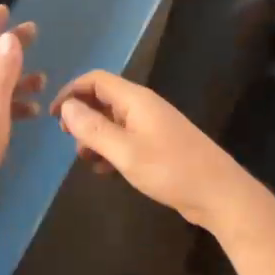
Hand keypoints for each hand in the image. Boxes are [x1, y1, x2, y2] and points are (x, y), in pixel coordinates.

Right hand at [53, 71, 252, 229]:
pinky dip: (110, 148)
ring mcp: (153, 126)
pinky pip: (126, 138)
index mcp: (135, 100)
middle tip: (69, 140)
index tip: (54, 116)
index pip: (95, 80)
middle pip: (103, 99)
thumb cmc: (170, 170)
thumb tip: (66, 107)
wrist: (219, 195)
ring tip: (86, 159)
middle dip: (81, 116)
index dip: (71, 92)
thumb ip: (93, 128)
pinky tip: (105, 170)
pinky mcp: (159, 145)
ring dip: (95, 136)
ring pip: (113, 121)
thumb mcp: (125, 151)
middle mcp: (143, 106)